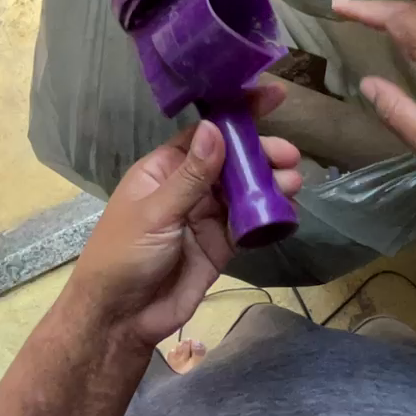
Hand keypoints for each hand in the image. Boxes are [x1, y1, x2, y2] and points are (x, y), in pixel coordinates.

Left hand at [68, 86, 301, 348]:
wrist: (121, 318)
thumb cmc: (125, 256)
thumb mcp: (156, 212)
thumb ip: (191, 176)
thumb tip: (216, 129)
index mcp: (162, 170)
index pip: (204, 134)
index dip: (237, 115)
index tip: (272, 97)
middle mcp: (186, 188)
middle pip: (231, 161)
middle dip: (261, 154)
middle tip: (289, 157)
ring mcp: (204, 216)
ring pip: (244, 191)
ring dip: (270, 184)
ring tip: (294, 182)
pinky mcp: (220, 245)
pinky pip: (249, 224)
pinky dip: (269, 216)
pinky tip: (288, 210)